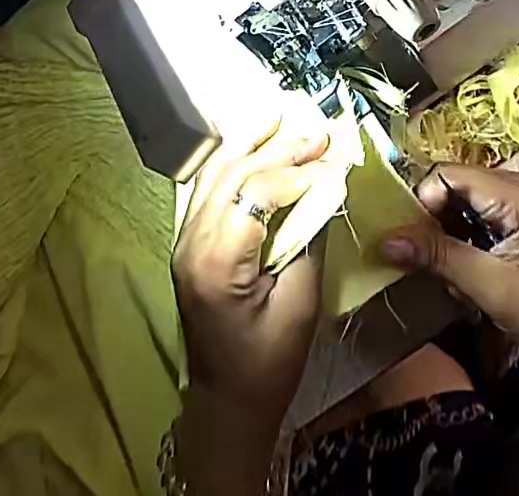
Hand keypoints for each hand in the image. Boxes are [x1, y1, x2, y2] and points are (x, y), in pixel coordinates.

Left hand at [172, 118, 330, 482]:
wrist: (226, 401)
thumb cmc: (268, 362)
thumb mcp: (300, 303)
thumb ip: (310, 237)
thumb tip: (327, 186)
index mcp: (215, 263)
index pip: (256, 192)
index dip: (299, 171)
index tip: (334, 159)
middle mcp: (190, 242)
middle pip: (234, 174)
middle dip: (279, 147)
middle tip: (318, 130)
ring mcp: (183, 239)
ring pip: (215, 172)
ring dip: (252, 143)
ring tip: (283, 117)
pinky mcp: (189, 239)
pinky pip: (209, 186)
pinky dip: (233, 158)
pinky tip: (253, 141)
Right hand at [379, 165, 518, 389]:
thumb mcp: (495, 290)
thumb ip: (440, 258)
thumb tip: (386, 240)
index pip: (449, 175)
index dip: (423, 205)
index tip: (413, 246)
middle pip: (459, 186)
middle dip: (437, 223)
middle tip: (430, 266)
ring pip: (471, 204)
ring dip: (454, 237)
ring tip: (454, 277)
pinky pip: (490, 218)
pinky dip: (474, 242)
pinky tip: (475, 277)